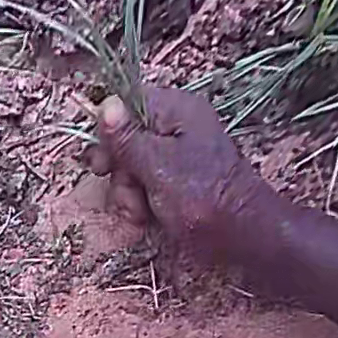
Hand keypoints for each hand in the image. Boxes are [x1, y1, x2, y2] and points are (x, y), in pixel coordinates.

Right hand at [87, 87, 270, 246]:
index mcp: (176, 111)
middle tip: (128, 192)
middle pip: (124, 141)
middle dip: (120, 172)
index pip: (127, 106)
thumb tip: (104, 103)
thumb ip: (127, 139)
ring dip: (127, 194)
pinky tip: (144, 218)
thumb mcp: (157, 165)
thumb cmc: (199, 196)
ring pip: (129, 169)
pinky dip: (137, 204)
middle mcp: (173, 130)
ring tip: (140, 212)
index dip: (109, 134)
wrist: (235, 234)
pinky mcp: (171, 184)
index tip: (102, 164)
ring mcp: (172, 159)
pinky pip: (141, 187)